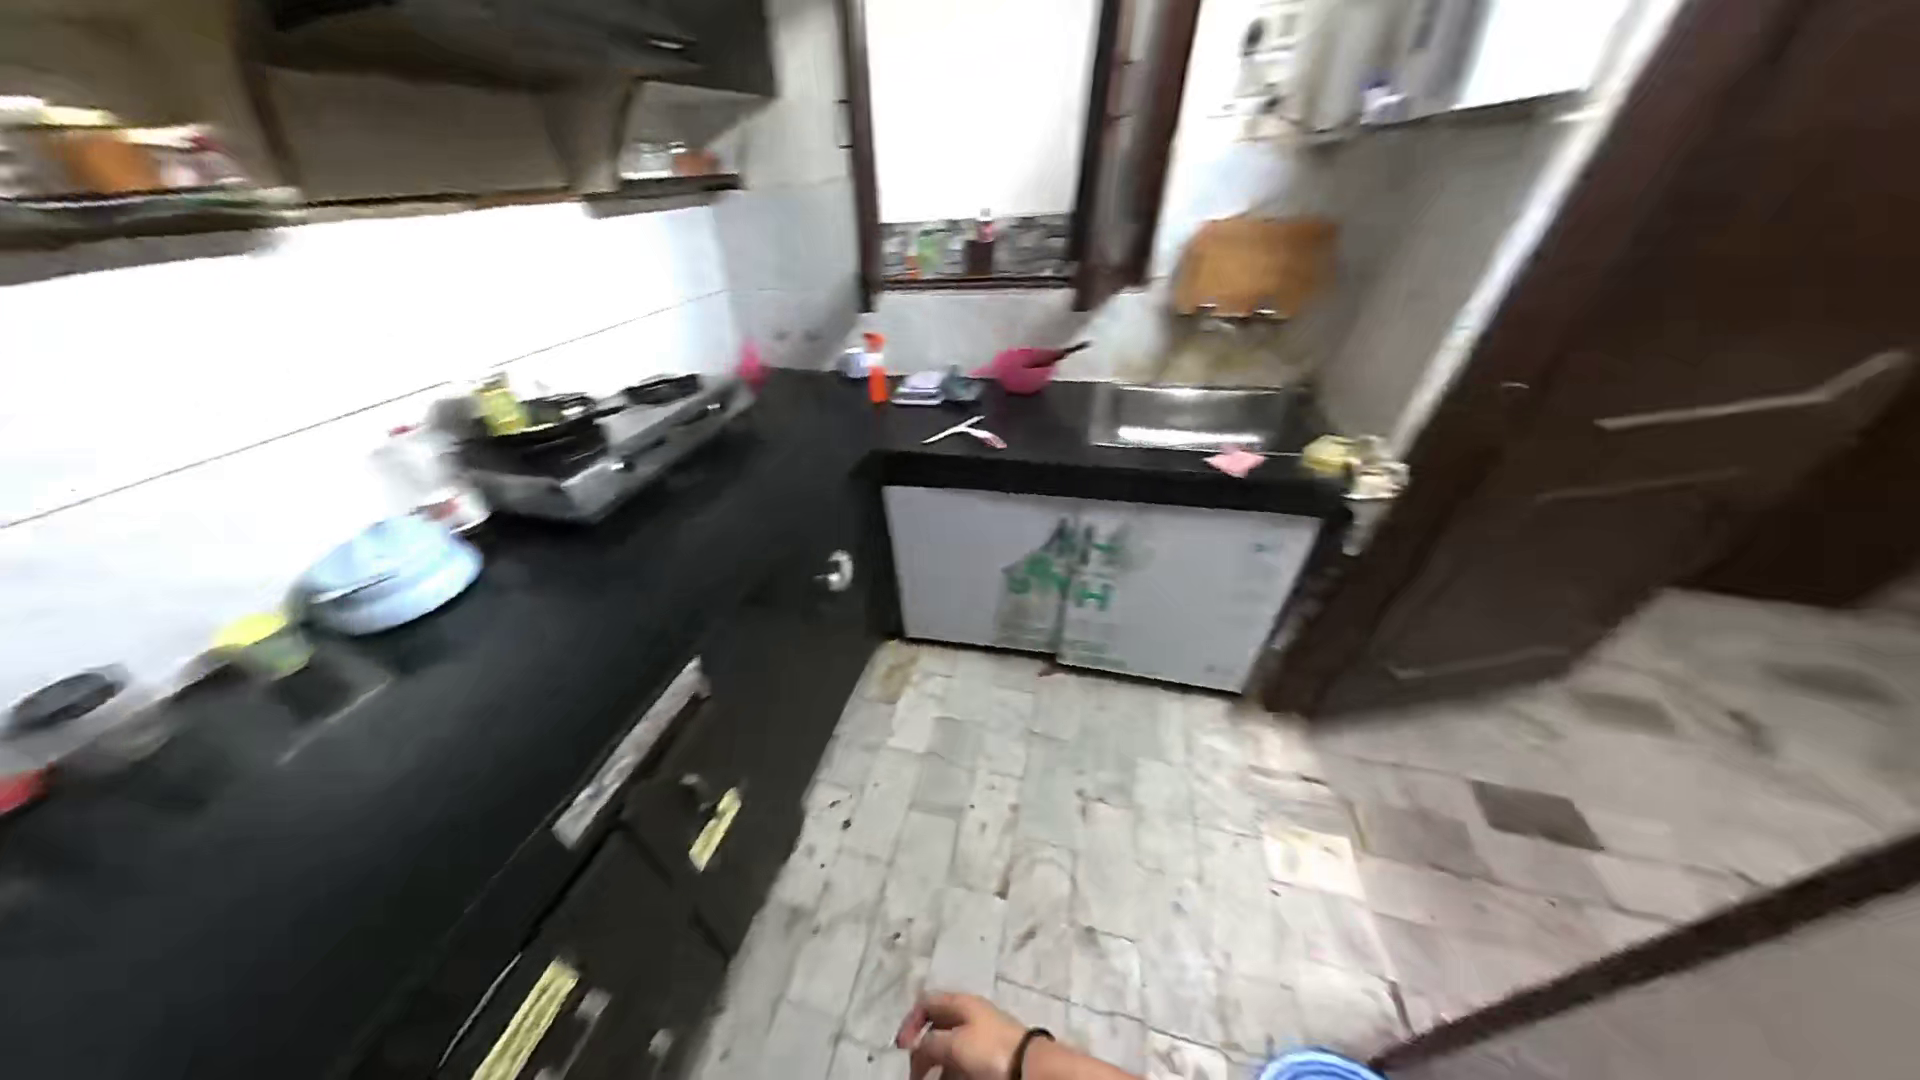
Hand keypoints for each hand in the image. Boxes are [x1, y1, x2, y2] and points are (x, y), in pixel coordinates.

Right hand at [895, 992, 1026, 1079]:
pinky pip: (960, 1062)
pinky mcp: (987, 1057)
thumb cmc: (989, 1049)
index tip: (902, 1049)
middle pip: (936, 1026)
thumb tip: (916, 1047)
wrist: (1029, 1068)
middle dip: (921, 1050)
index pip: (926, 1002)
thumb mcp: (954, 1044)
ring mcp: (979, 1035)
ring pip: (948, 1047)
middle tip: (914, 1073)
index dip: (910, 1023)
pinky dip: (949, 1071)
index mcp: (960, 1002)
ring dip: (934, 1065)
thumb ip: (930, 1044)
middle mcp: (968, 1014)